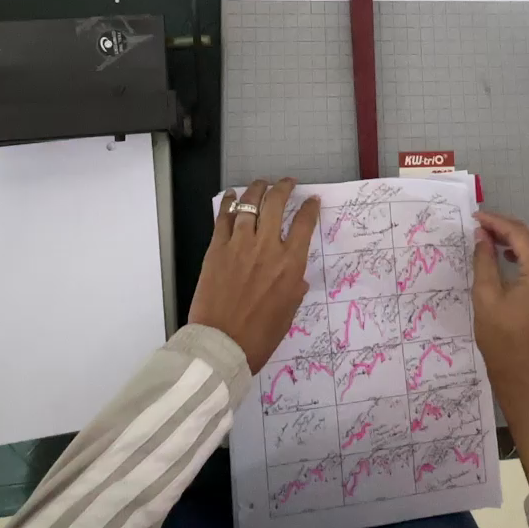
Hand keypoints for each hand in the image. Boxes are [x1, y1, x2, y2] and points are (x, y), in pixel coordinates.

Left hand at [189, 179, 320, 373]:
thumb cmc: (259, 336)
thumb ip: (294, 289)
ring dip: (258, 189)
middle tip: (287, 183)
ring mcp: (240, 244)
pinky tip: (231, 195)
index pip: (305, 224)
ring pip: (250, 204)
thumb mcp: (288, 313)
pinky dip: (228, 203)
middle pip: (277, 204)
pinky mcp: (217, 248)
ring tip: (262, 183)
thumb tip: (296, 278)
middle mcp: (267, 247)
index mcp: (290, 264)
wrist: (221, 345)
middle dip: (284, 188)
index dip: (310, 208)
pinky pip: (223, 218)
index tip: (312, 200)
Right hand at [471, 210, 528, 487]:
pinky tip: (510, 260)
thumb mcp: (486, 296)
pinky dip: (528, 259)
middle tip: (481, 228)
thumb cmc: (501, 339)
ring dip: (518, 244)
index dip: (497, 223)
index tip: (476, 218)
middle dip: (507, 231)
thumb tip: (482, 235)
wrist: (525, 378)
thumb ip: (485, 260)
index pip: (519, 235)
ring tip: (491, 242)